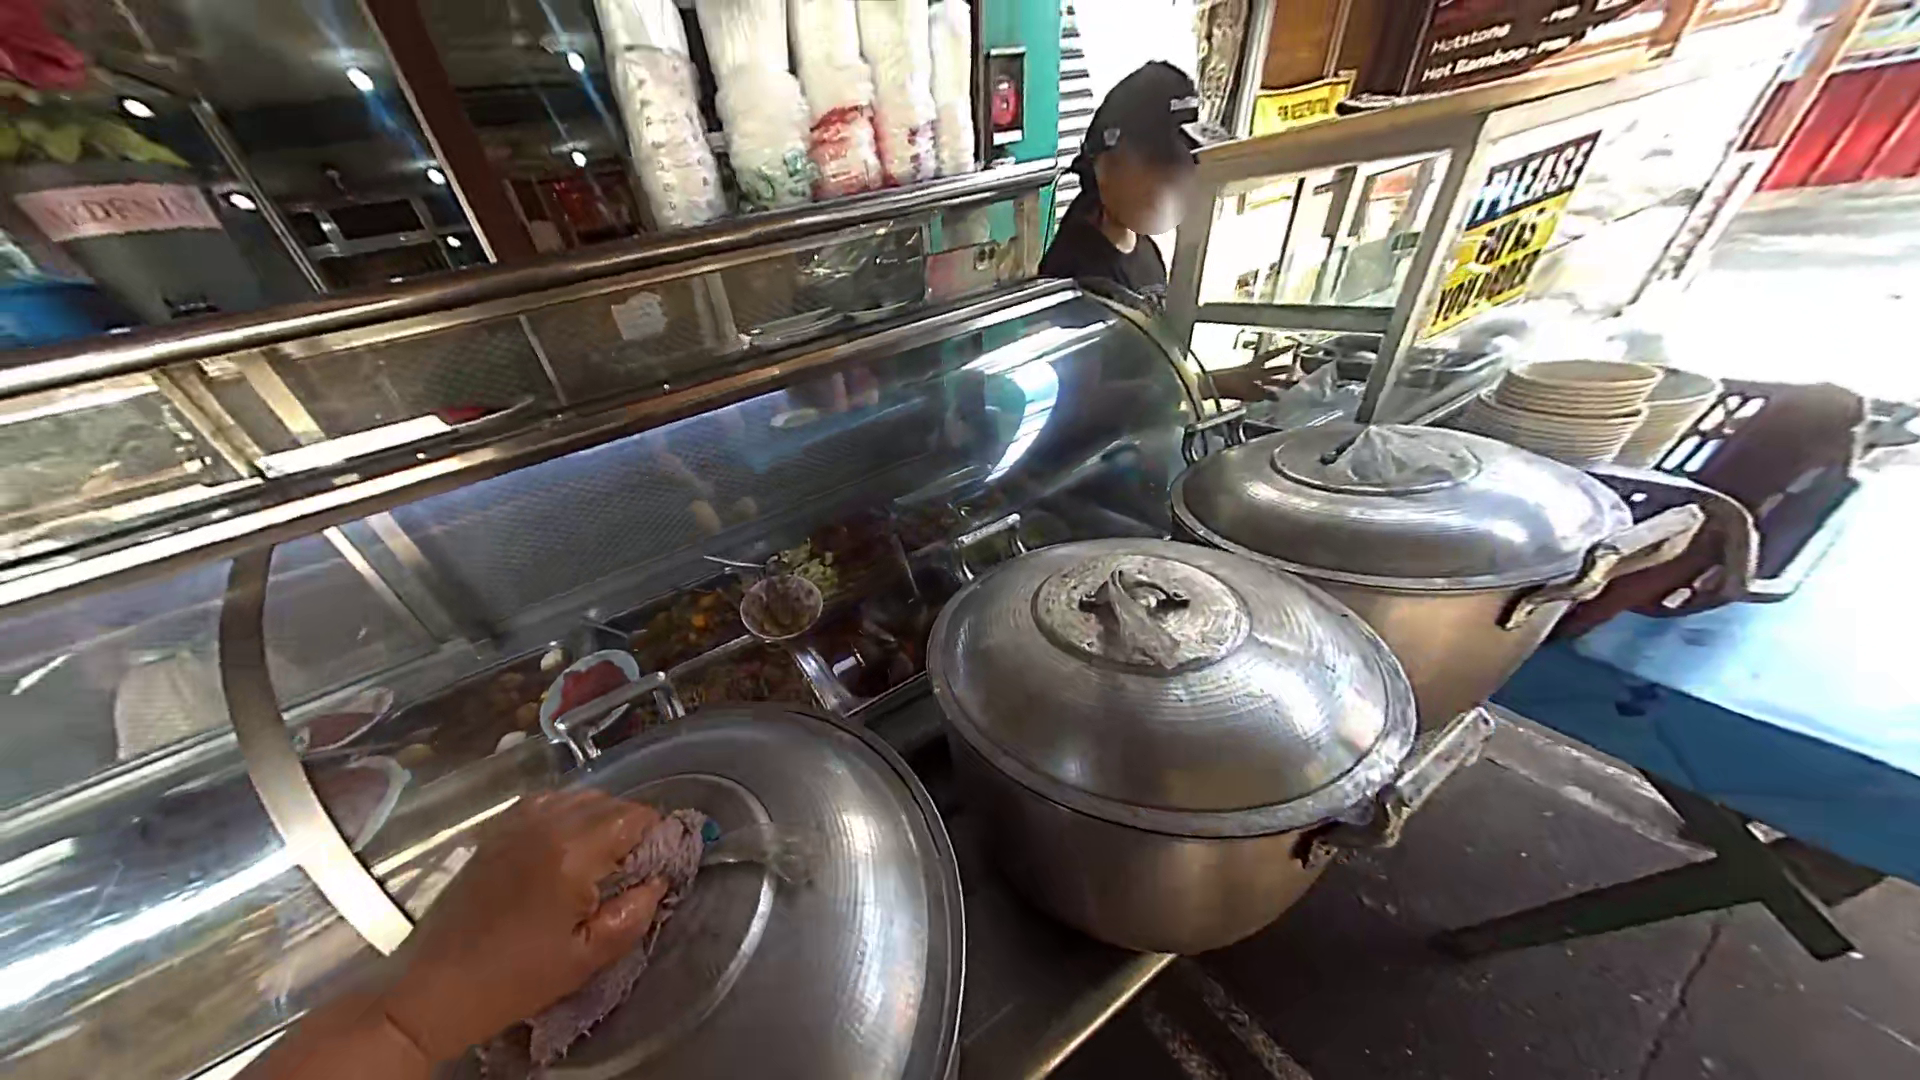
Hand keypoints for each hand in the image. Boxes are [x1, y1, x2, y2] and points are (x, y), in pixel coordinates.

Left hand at [377, 791, 666, 1062]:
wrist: (427, 993)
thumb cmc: (513, 978)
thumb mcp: (587, 958)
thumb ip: (637, 912)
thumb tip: (660, 877)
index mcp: (575, 852)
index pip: (639, 815)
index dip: (657, 835)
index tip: (652, 865)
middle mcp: (550, 823)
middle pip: (615, 802)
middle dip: (632, 828)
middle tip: (626, 868)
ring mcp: (521, 821)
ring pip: (586, 797)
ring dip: (602, 819)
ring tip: (596, 857)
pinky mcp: (500, 828)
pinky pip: (553, 800)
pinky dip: (569, 813)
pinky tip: (564, 843)